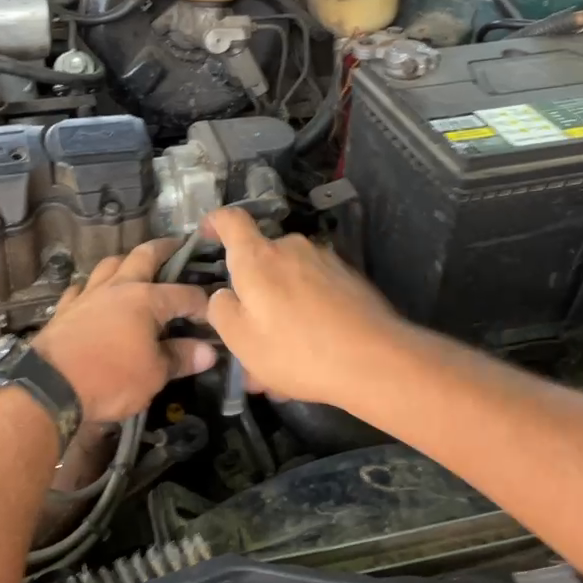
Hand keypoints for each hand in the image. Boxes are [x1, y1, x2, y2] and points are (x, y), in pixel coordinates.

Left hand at [30, 238, 216, 422]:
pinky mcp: (66, 308)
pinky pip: (82, 287)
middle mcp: (118, 287)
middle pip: (144, 256)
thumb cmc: (110, 380)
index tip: (215, 314)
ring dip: (126, 261)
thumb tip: (209, 350)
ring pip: (110, 264)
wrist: (51, 387)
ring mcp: (89, 294)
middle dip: (164, 249)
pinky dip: (93, 286)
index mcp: (146, 299)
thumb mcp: (154, 375)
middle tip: (177, 245)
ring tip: (136, 264)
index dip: (203, 303)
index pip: (184, 294)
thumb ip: (180, 358)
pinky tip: (94, 292)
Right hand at [203, 207, 408, 406]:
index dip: (215, 223)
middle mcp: (292, 247)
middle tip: (251, 335)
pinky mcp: (350, 278)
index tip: (207, 234)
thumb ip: (221, 311)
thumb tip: (223, 295)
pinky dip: (309, 314)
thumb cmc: (297, 350)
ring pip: (291, 282)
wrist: (375, 361)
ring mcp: (325, 260)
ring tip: (285, 355)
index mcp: (258, 257)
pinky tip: (314, 352)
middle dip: (254, 293)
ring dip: (283, 310)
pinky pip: (316, 292)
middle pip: (263, 259)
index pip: (231, 221)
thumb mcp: (241, 341)